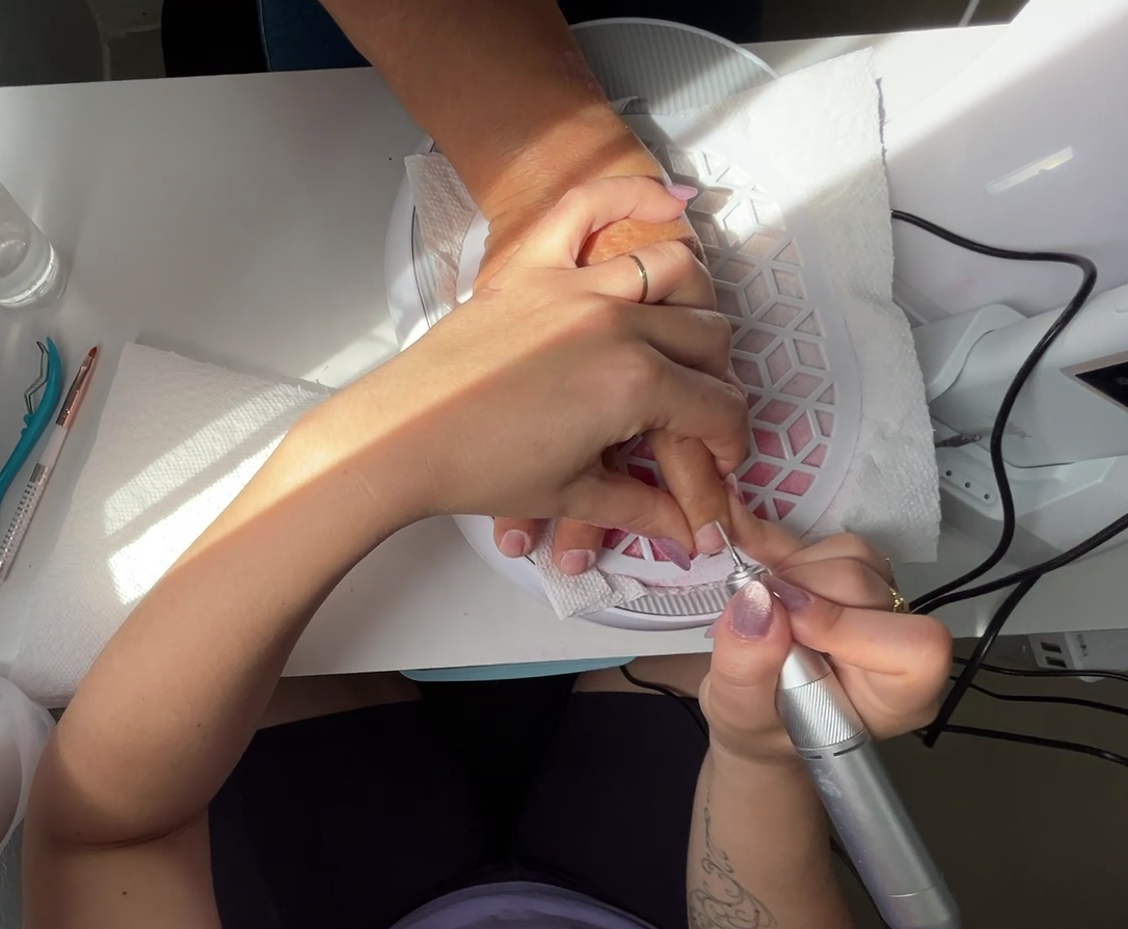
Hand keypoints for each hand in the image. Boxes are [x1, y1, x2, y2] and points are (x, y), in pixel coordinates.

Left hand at [476, 149, 733, 568]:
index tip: (722, 462)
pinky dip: (631, 195)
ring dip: (694, 305)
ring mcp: (573, 286)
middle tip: (699, 417)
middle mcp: (617, 324)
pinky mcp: (530, 268)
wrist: (397, 439)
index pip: (716, 407)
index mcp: (633, 386)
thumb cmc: (475, 470)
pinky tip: (670, 202)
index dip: (730, 442)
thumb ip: (639, 506)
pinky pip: (588, 207)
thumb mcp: (566, 495)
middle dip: (717, 383)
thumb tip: (686, 533)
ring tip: (683, 342)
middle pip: (708, 339)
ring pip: (674, 271)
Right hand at [698, 519, 952, 765]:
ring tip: (762, 602)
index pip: (911, 646)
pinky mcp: (848, 582)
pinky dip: (782, 546)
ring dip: (794, 569)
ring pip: (855, 557)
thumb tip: (755, 600)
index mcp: (896, 696)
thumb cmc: (757, 727)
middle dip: (802, 590)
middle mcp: (900, 646)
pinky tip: (752, 557)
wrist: (757, 716)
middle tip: (756, 612)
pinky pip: (829, 544)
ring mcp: (879, 607)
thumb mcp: (739, 712)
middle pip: (871, 588)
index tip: (786, 624)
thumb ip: (746, 665)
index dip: (847, 623)